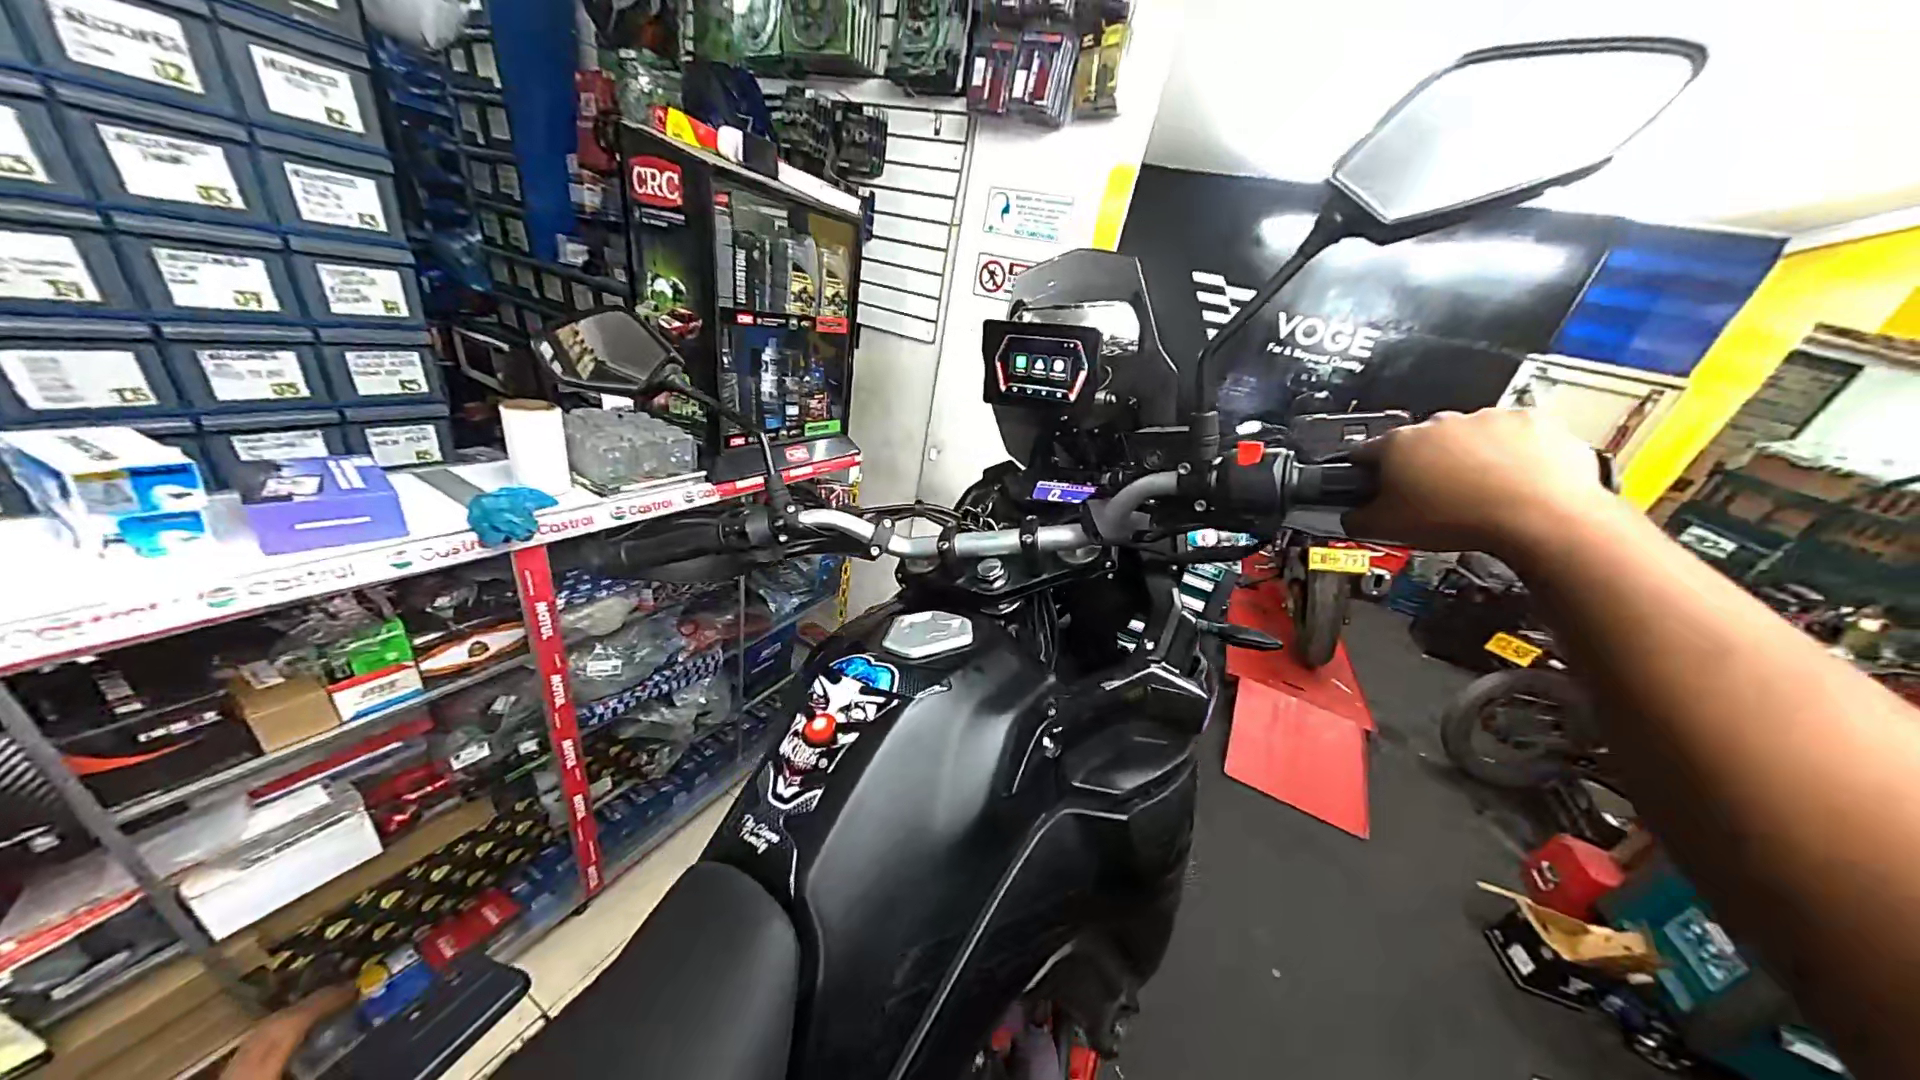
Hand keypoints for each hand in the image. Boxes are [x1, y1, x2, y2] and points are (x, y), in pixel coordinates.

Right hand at [1342, 409, 1616, 559]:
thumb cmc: (1464, 519)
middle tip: (1430, 498)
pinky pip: (1514, 438)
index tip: (1373, 485)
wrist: (1541, 519)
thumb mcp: (1386, 530)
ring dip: (1467, 459)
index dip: (1364, 471)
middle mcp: (1440, 423)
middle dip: (1422, 465)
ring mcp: (1488, 420)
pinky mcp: (1532, 424)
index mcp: (1398, 443)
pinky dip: (1511, 456)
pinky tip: (1511, 483)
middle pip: (1419, 443)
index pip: (1364, 451)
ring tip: (1475, 494)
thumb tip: (1352, 516)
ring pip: (1467, 438)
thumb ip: (1356, 518)